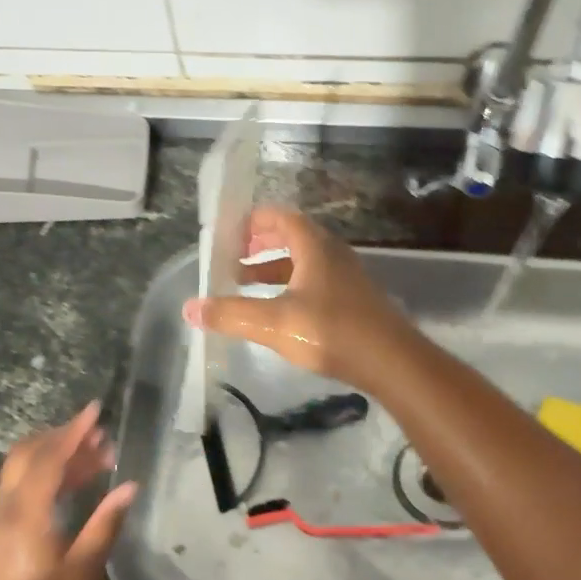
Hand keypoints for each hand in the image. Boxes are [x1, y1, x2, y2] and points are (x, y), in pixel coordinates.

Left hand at [0, 402, 137, 579]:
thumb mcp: (83, 568)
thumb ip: (106, 523)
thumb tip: (130, 486)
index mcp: (28, 511)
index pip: (50, 458)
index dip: (74, 432)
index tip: (96, 411)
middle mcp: (10, 504)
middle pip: (31, 454)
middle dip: (65, 438)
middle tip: (100, 435)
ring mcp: (3, 514)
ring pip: (25, 467)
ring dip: (57, 454)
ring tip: (97, 455)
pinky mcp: (5, 526)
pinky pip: (24, 484)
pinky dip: (48, 472)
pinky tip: (76, 481)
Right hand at [181, 208, 417, 389]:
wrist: (390, 361)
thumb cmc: (331, 332)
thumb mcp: (275, 323)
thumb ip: (232, 315)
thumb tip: (190, 309)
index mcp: (315, 247)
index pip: (282, 218)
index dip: (254, 221)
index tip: (229, 232)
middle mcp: (333, 255)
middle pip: (292, 239)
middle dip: (260, 247)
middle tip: (233, 259)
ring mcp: (346, 279)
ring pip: (304, 264)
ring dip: (274, 270)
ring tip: (245, 286)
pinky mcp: (353, 303)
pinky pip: (315, 284)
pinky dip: (290, 288)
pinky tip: (279, 313)